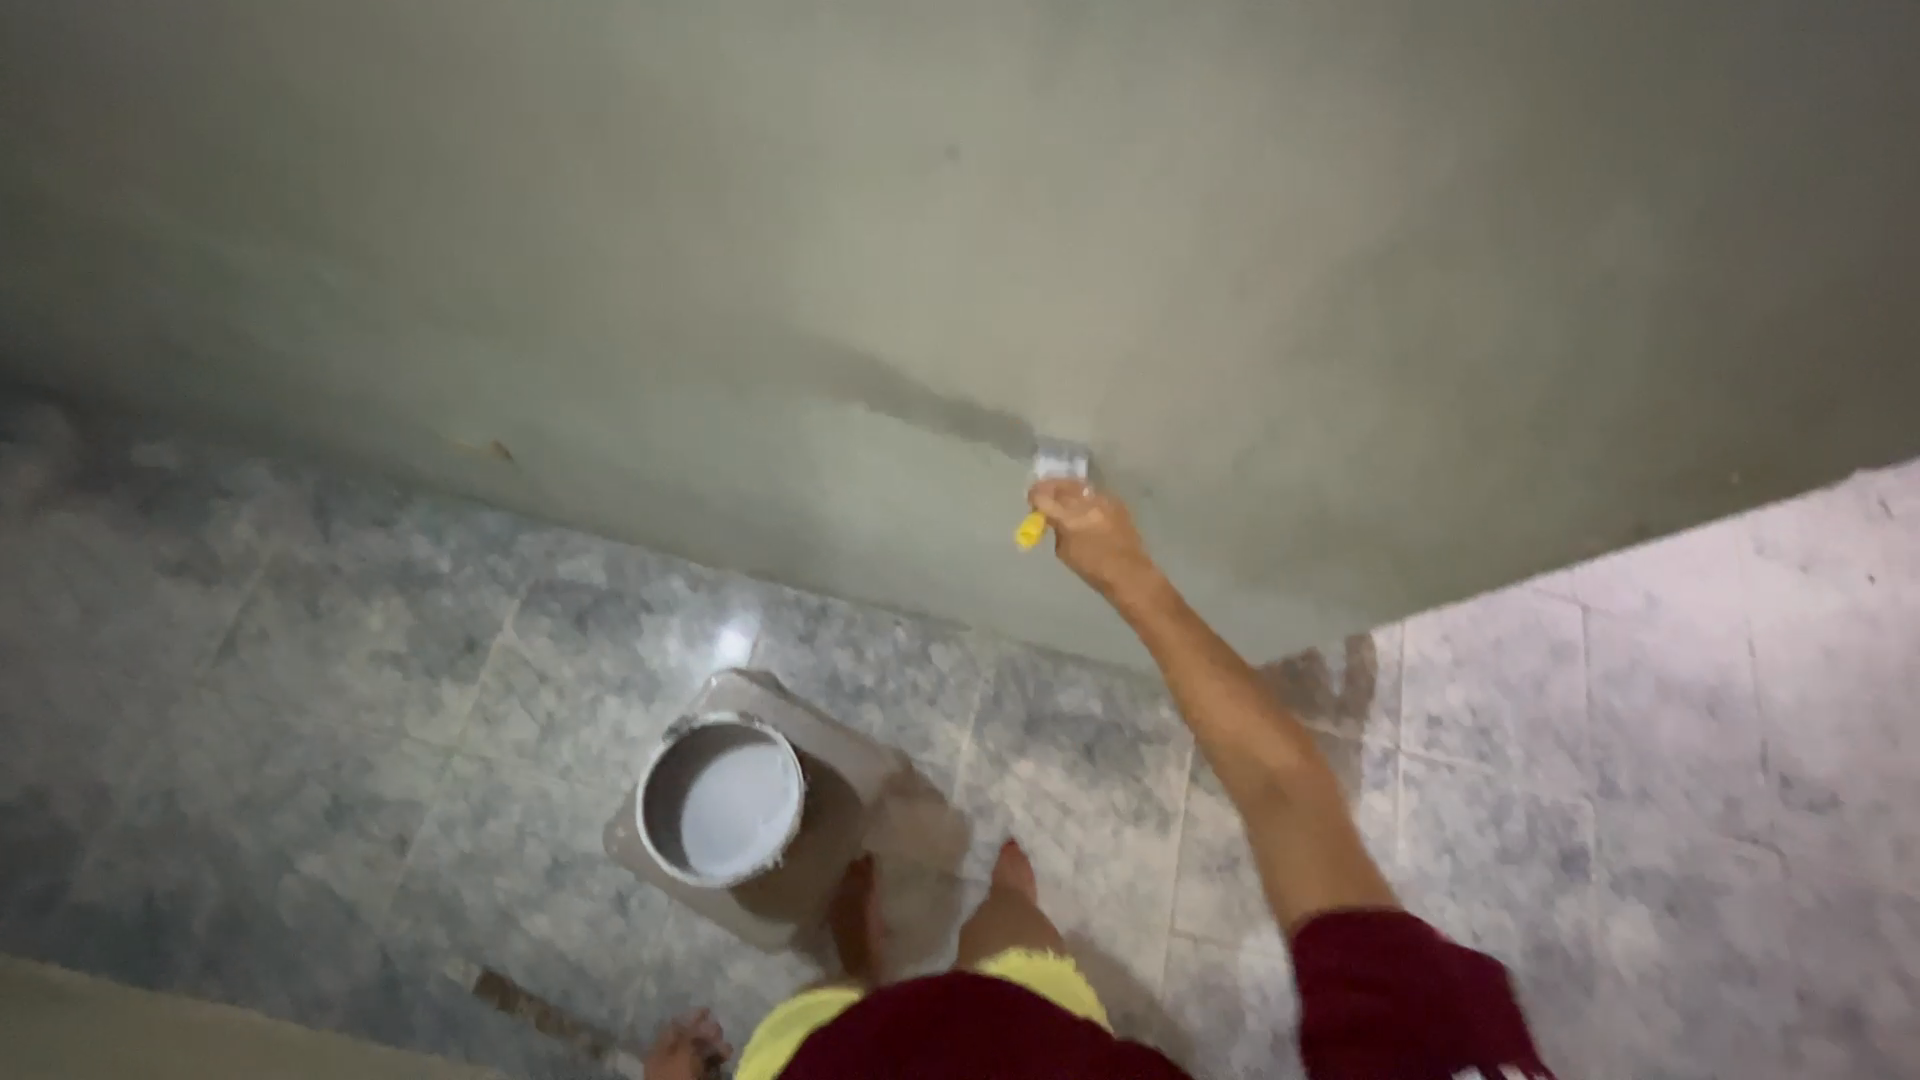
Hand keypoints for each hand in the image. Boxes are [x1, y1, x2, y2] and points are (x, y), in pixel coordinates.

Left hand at [643, 1008, 730, 1079]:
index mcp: (660, 1050)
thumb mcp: (684, 1051)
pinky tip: (724, 1059)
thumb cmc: (678, 1078)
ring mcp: (682, 1072)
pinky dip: (716, 1061)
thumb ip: (692, 1032)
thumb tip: (704, 1018)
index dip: (692, 1016)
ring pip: (701, 1052)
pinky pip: (707, 1066)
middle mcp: (669, 1059)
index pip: (675, 1025)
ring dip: (715, 1047)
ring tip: (725, 1051)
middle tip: (719, 1033)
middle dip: (708, 1033)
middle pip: (690, 1038)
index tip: (709, 1011)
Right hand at [1027, 478, 1162, 599]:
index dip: (1034, 496)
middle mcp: (1086, 503)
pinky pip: (1093, 493)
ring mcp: (1103, 500)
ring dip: (1067, 488)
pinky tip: (1082, 503)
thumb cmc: (1092, 569)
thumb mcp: (1063, 552)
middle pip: (1061, 485)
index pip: (1043, 497)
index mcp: (1070, 519)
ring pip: (1078, 485)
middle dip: (1049, 486)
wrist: (1129, 572)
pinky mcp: (1116, 502)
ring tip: (1061, 495)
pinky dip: (1084, 495)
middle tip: (1043, 492)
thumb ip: (1056, 529)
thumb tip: (1052, 518)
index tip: (1031, 499)